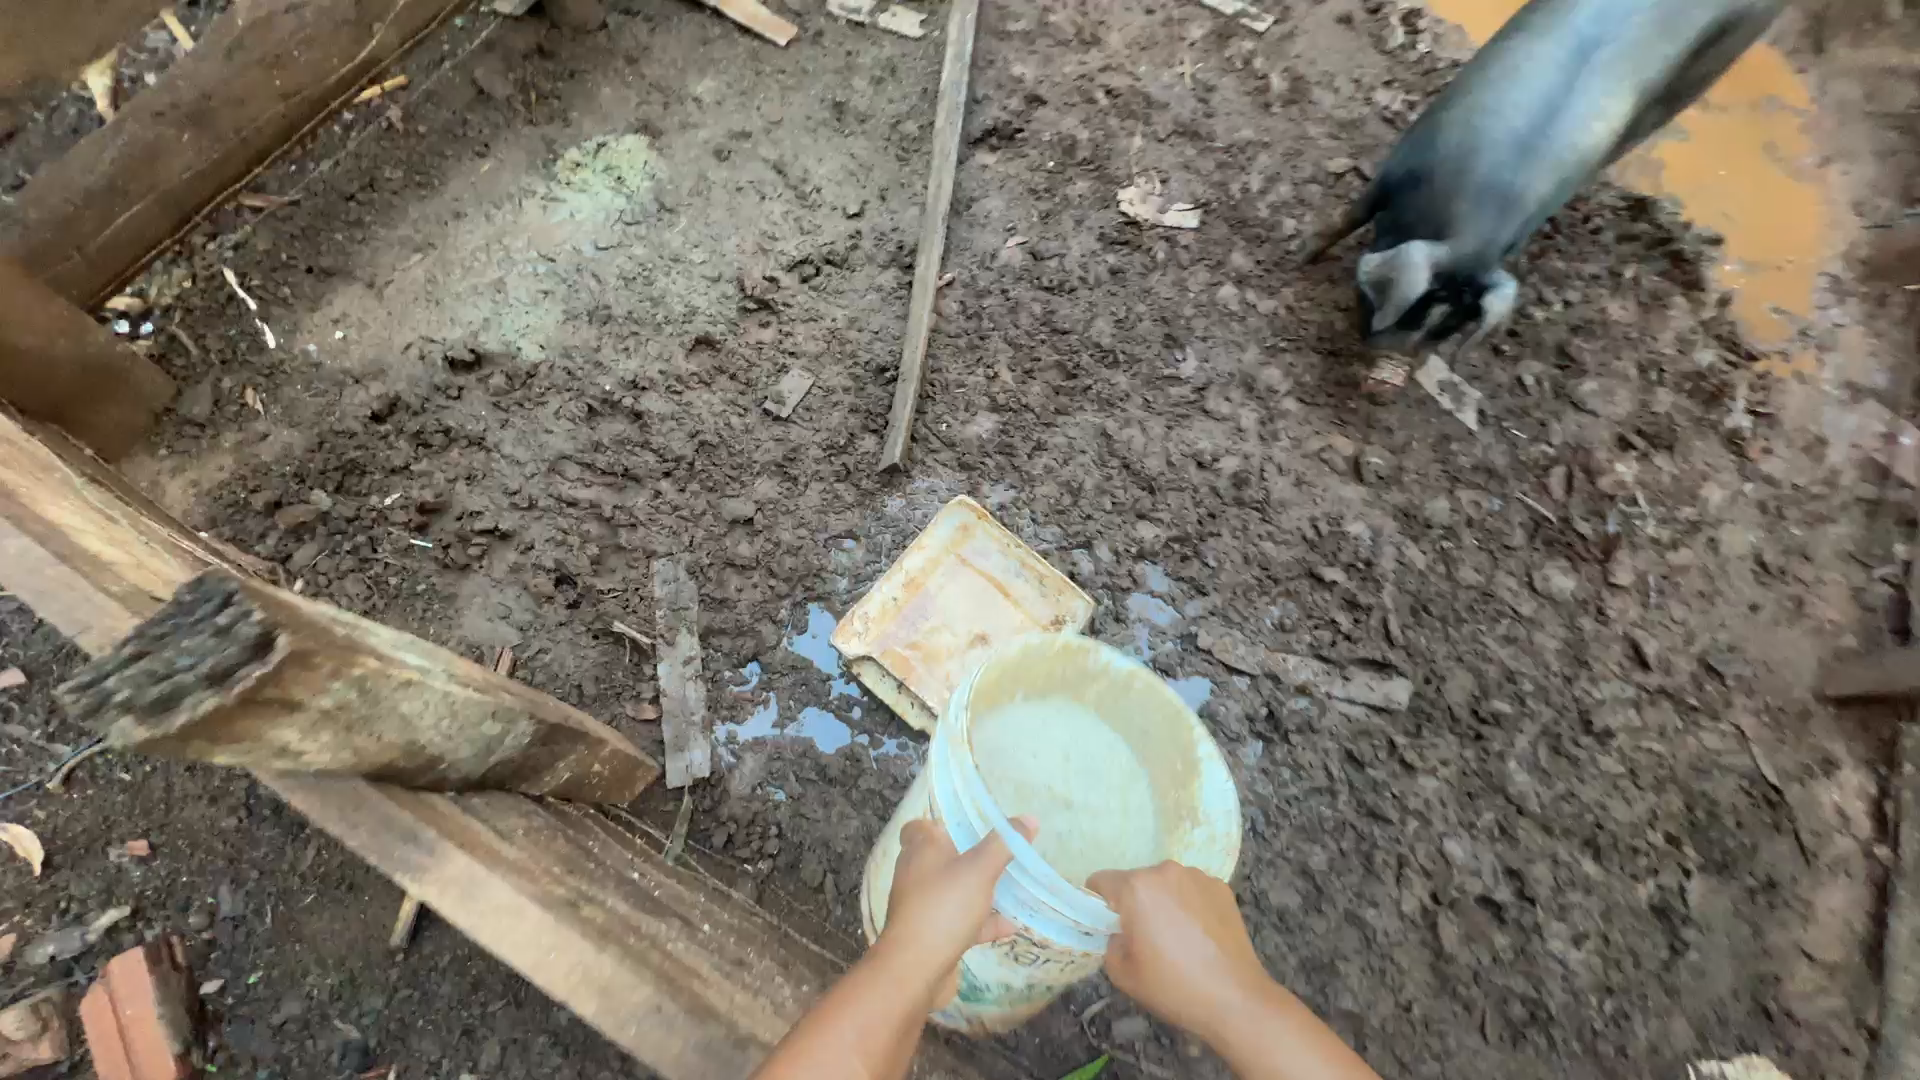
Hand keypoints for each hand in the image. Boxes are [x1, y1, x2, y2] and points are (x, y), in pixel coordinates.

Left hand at [877, 816, 1036, 1006]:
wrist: (914, 970)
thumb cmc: (943, 906)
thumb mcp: (979, 869)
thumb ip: (1004, 844)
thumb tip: (1028, 819)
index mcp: (921, 849)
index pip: (920, 826)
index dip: (941, 823)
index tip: (970, 824)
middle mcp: (917, 874)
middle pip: (943, 857)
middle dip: (970, 856)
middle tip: (1000, 853)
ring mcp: (924, 906)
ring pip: (954, 890)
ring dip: (980, 890)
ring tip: (1012, 887)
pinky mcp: (933, 935)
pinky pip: (961, 921)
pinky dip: (984, 922)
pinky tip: (1011, 925)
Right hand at [1087, 861, 1271, 1044]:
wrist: (1237, 999)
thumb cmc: (1174, 986)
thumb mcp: (1123, 975)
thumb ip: (1109, 944)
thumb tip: (1120, 934)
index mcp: (1136, 888)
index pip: (1101, 881)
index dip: (1098, 903)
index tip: (1109, 926)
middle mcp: (1164, 871)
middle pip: (1136, 881)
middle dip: (1135, 904)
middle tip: (1147, 938)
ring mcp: (1196, 876)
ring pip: (1166, 884)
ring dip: (1163, 901)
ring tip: (1179, 937)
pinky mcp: (1221, 887)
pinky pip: (1192, 890)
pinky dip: (1190, 905)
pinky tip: (1201, 935)